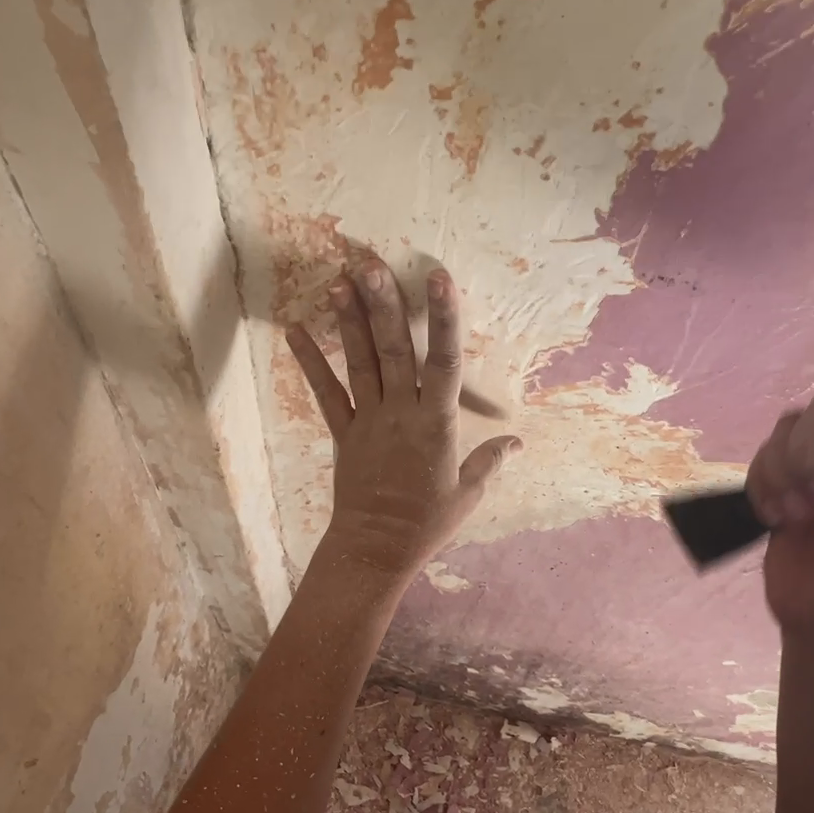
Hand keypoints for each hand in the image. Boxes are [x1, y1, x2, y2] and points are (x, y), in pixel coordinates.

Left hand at [286, 253, 521, 575]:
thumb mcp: (468, 494)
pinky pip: (325, 393)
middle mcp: (401, 413)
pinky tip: (295, 330)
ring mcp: (368, 421)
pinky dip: (310, 362)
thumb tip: (518, 441)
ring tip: (340, 281)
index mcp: (436, 423)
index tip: (441, 278)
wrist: (375, 549)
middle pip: (395, 351)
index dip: (445, 318)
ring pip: (360, 363)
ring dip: (351, 322)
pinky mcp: (343, 434)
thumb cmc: (427, 524)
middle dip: (386, 305)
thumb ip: (491, 461)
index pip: (446, 362)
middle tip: (372, 263)